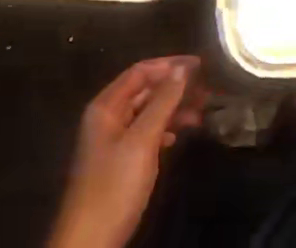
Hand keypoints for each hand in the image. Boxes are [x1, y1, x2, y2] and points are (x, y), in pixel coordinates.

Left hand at [48, 56, 203, 247]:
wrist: (88, 245)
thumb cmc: (113, 187)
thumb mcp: (142, 141)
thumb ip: (162, 102)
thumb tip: (183, 69)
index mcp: (106, 107)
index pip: (140, 71)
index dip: (170, 65)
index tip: (201, 66)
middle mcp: (107, 117)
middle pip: (144, 90)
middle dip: (175, 87)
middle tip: (207, 89)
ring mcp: (112, 140)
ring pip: (147, 111)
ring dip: (173, 108)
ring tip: (201, 112)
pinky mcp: (119, 160)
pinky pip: (145, 132)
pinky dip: (164, 128)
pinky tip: (177, 136)